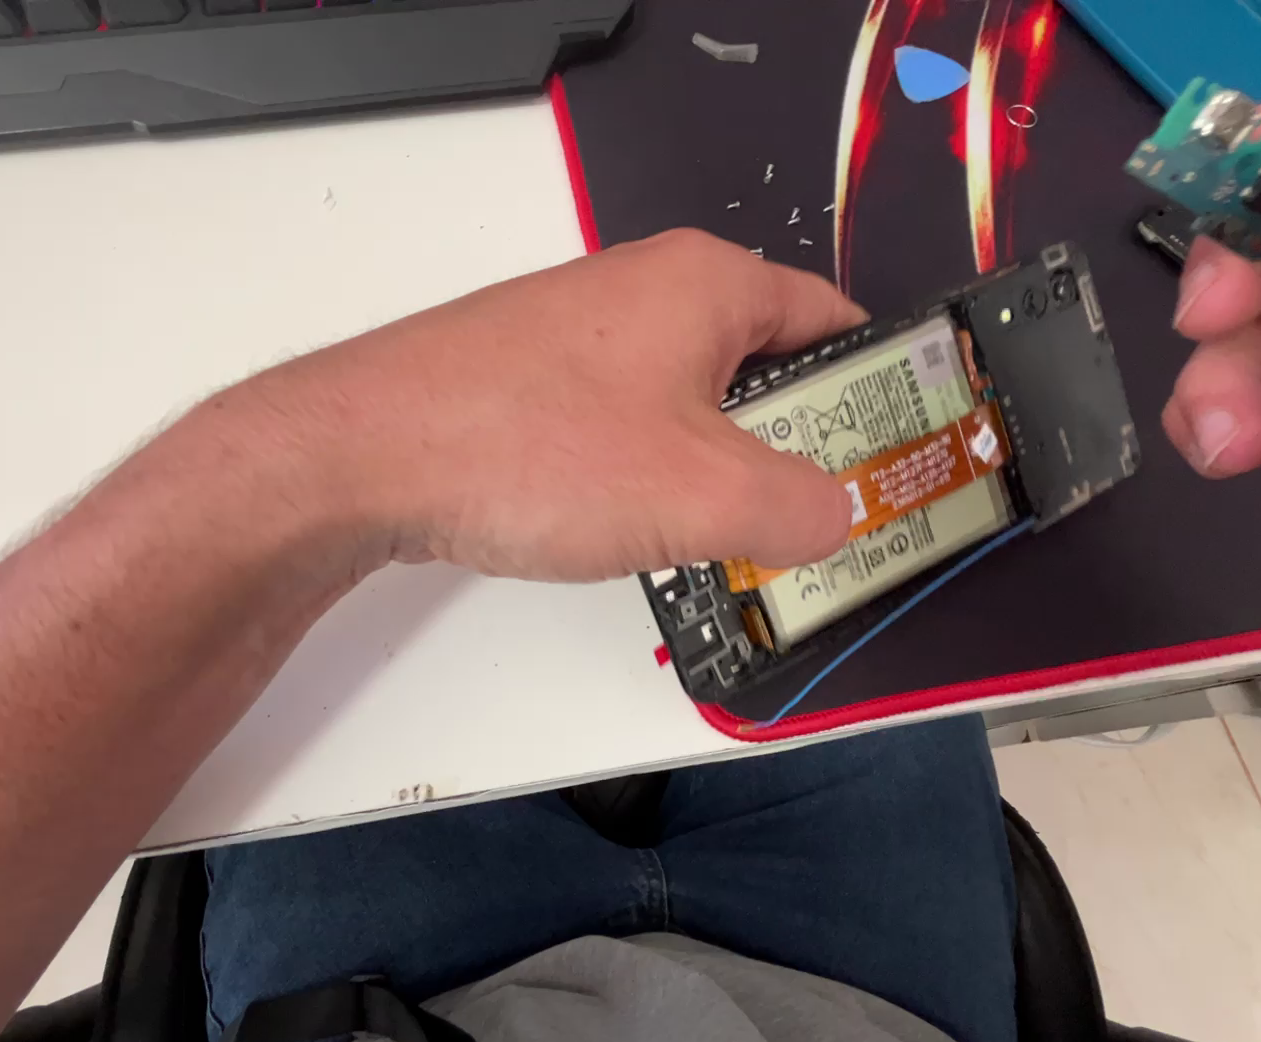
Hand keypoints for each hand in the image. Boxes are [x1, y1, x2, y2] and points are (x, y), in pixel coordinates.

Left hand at [242, 229, 864, 581]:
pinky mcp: (534, 383)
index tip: (890, 447)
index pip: (830, 319)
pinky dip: (648, 475)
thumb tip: (836, 517)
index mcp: (706, 284)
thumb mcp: (704, 494)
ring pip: (687, 406)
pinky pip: (624, 427)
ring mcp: (581, 337)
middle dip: (791, 445)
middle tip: (809, 516)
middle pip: (759, 367)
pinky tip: (635, 528)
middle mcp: (643, 292)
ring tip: (723, 539)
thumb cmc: (540, 451)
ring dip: (715, 471)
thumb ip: (800, 509)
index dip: (874, 384)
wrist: (369, 457)